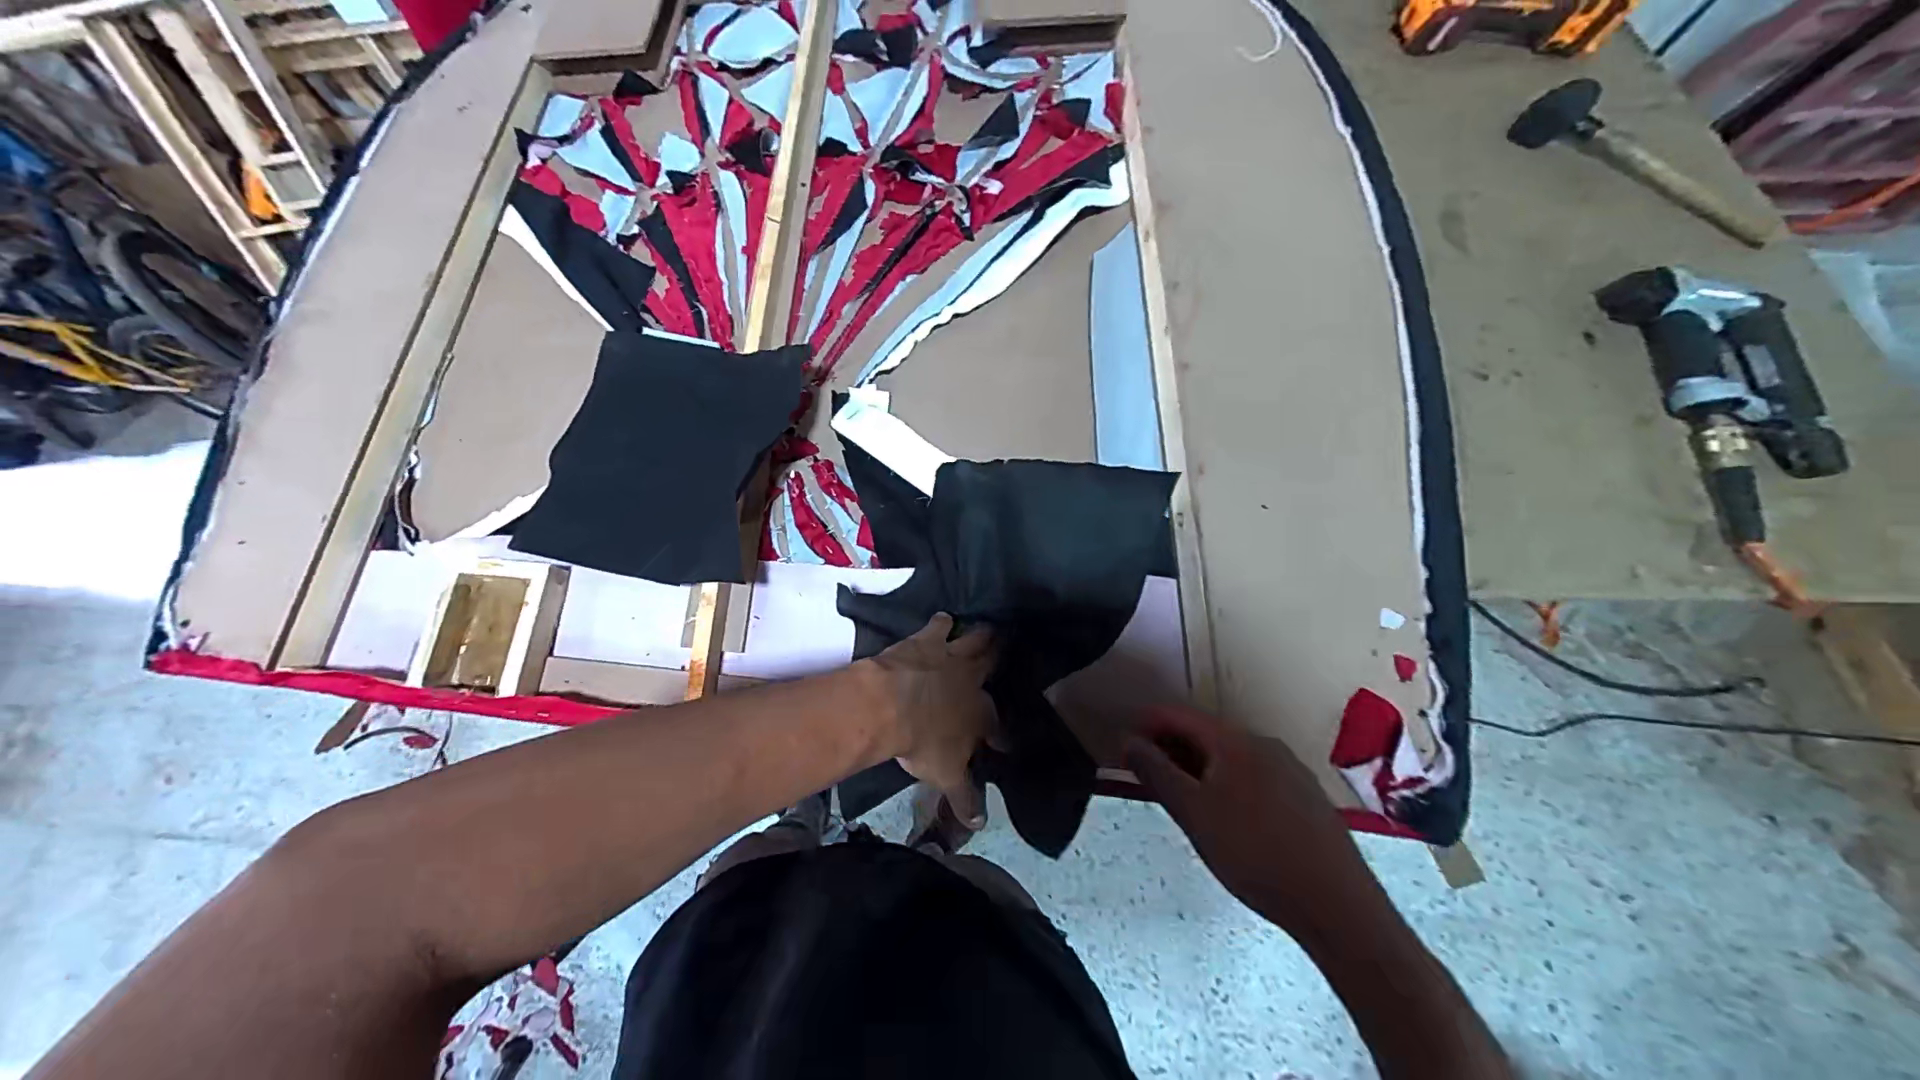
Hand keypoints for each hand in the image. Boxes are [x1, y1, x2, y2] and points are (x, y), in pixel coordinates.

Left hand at [867, 613, 996, 828]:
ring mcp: (950, 656)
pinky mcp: (926, 639)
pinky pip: (939, 625)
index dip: (1000, 735)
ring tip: (988, 629)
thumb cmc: (922, 742)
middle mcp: (971, 680)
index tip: (1003, 741)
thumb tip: (978, 823)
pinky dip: (942, 622)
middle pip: (992, 666)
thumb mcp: (945, 776)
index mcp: (980, 715)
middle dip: (1000, 662)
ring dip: (981, 636)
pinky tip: (943, 617)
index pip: (996, 727)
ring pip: (975, 639)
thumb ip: (963, 798)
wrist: (891, 704)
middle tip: (1005, 652)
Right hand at [1123, 704, 1384, 934]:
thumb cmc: (1254, 854)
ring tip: (1180, 799)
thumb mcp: (1193, 813)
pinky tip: (1225, 817)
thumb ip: (1156, 772)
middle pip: (1206, 733)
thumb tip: (1128, 740)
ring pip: (1231, 757)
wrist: (1337, 906)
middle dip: (1171, 748)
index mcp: (1235, 741)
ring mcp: (1291, 770)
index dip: (1147, 725)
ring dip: (1198, 767)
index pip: (1179, 715)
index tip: (1123, 747)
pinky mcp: (1307, 797)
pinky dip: (1227, 783)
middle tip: (1145, 776)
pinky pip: (1255, 776)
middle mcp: (1265, 744)